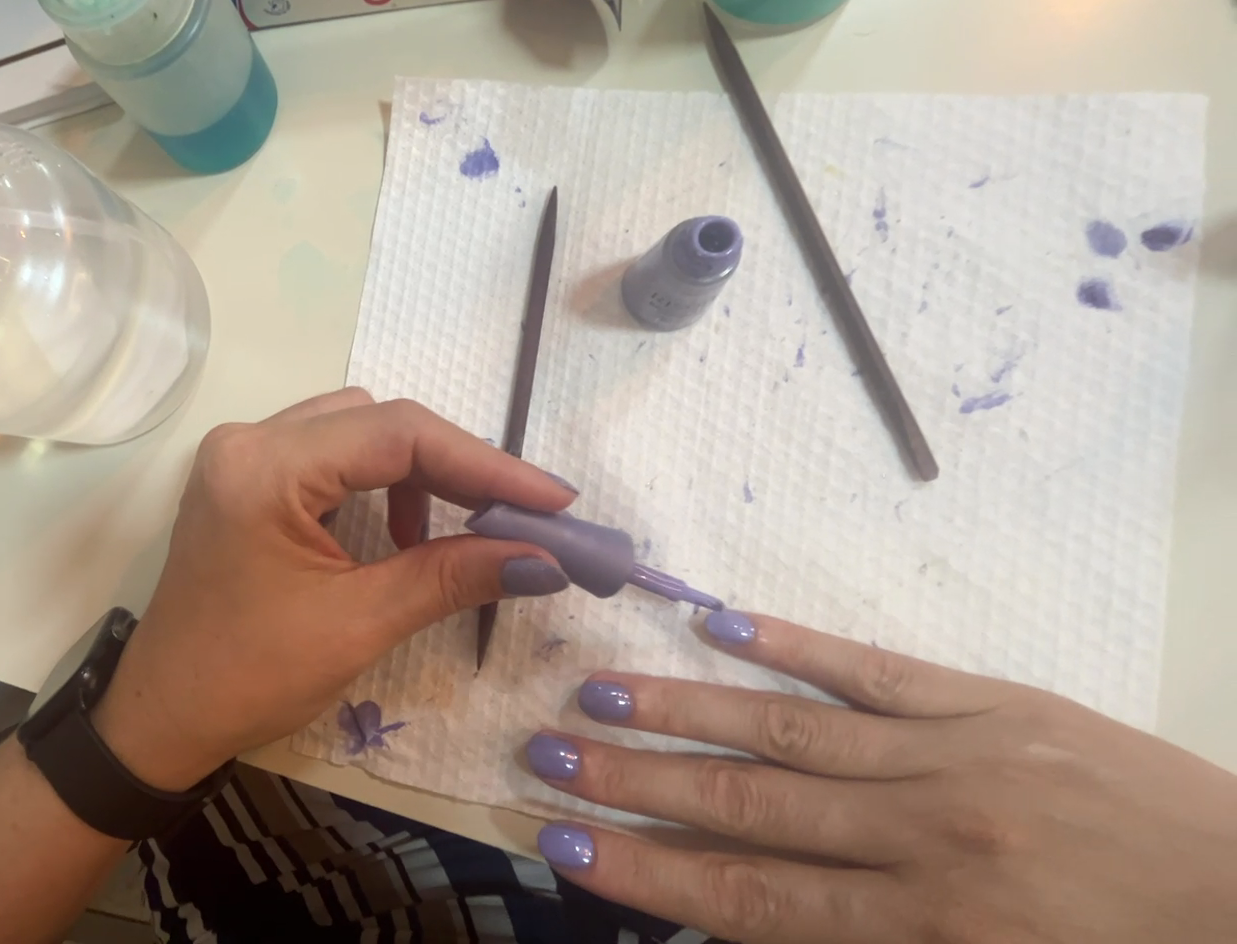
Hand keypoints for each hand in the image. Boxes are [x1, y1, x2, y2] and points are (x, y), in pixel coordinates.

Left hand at [92, 389, 577, 790]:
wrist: (166, 713)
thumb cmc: (250, 677)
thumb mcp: (358, 624)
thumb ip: (452, 576)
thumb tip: (546, 557)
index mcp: (263, 468)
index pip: (395, 434)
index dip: (484, 462)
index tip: (554, 500)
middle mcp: (247, 440)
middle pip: (375, 421)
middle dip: (453, 464)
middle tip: (519, 513)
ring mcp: (241, 454)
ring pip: (353, 430)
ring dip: (414, 470)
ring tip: (456, 526)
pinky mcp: (245, 476)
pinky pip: (327, 453)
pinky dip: (376, 480)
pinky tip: (399, 528)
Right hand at [525, 613, 1236, 942]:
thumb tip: (739, 917)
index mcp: (934, 935)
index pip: (748, 898)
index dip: (643, 871)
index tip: (559, 841)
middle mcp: (924, 840)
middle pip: (747, 806)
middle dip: (633, 782)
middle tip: (544, 752)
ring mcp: (953, 756)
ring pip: (787, 729)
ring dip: (683, 709)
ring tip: (598, 693)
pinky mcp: (990, 700)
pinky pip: (873, 668)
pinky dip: (793, 645)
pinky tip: (721, 623)